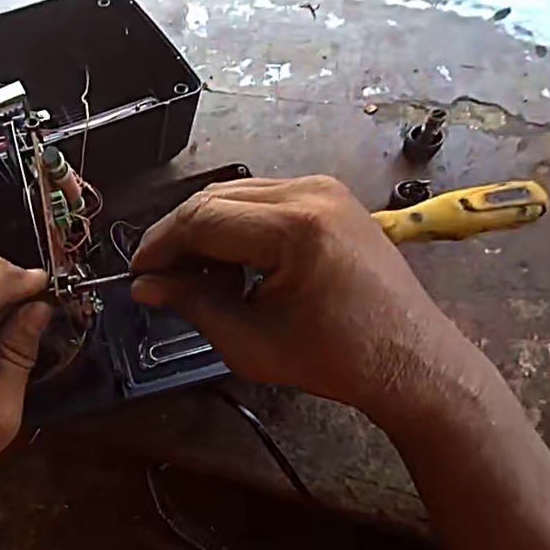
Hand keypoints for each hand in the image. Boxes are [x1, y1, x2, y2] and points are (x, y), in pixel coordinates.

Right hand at [129, 176, 482, 429]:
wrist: (412, 360)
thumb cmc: (336, 360)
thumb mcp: (250, 342)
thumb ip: (192, 304)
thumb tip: (145, 285)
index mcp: (294, 227)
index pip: (201, 219)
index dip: (159, 245)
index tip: (137, 273)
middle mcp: (310, 191)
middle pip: (216, 198)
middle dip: (179, 236)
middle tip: (159, 276)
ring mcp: (325, 189)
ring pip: (238, 194)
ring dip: (207, 230)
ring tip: (195, 275)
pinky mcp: (332, 198)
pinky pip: (265, 200)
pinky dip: (238, 226)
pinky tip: (233, 262)